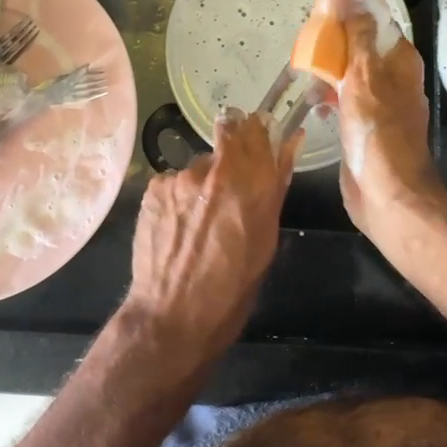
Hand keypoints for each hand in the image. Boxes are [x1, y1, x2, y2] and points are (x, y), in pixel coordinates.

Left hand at [124, 109, 298, 353]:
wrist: (172, 316)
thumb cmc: (231, 289)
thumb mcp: (265, 241)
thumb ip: (276, 186)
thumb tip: (291, 141)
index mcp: (252, 183)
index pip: (258, 130)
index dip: (258, 132)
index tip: (260, 139)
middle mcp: (218, 170)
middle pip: (229, 137)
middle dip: (232, 152)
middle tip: (228, 190)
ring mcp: (183, 176)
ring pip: (201, 165)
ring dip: (205, 182)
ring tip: (199, 221)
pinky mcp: (156, 186)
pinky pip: (176, 181)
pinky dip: (180, 196)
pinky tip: (178, 226)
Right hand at [321, 0, 440, 230]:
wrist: (387, 194)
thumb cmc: (377, 130)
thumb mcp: (364, 75)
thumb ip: (358, 33)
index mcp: (399, 60)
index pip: (376, 17)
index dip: (353, 3)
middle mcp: (392, 77)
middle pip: (361, 43)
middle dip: (335, 36)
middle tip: (308, 32)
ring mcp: (378, 102)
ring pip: (349, 70)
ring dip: (328, 66)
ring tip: (303, 64)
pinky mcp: (363, 124)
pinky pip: (343, 97)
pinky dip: (328, 93)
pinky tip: (311, 98)